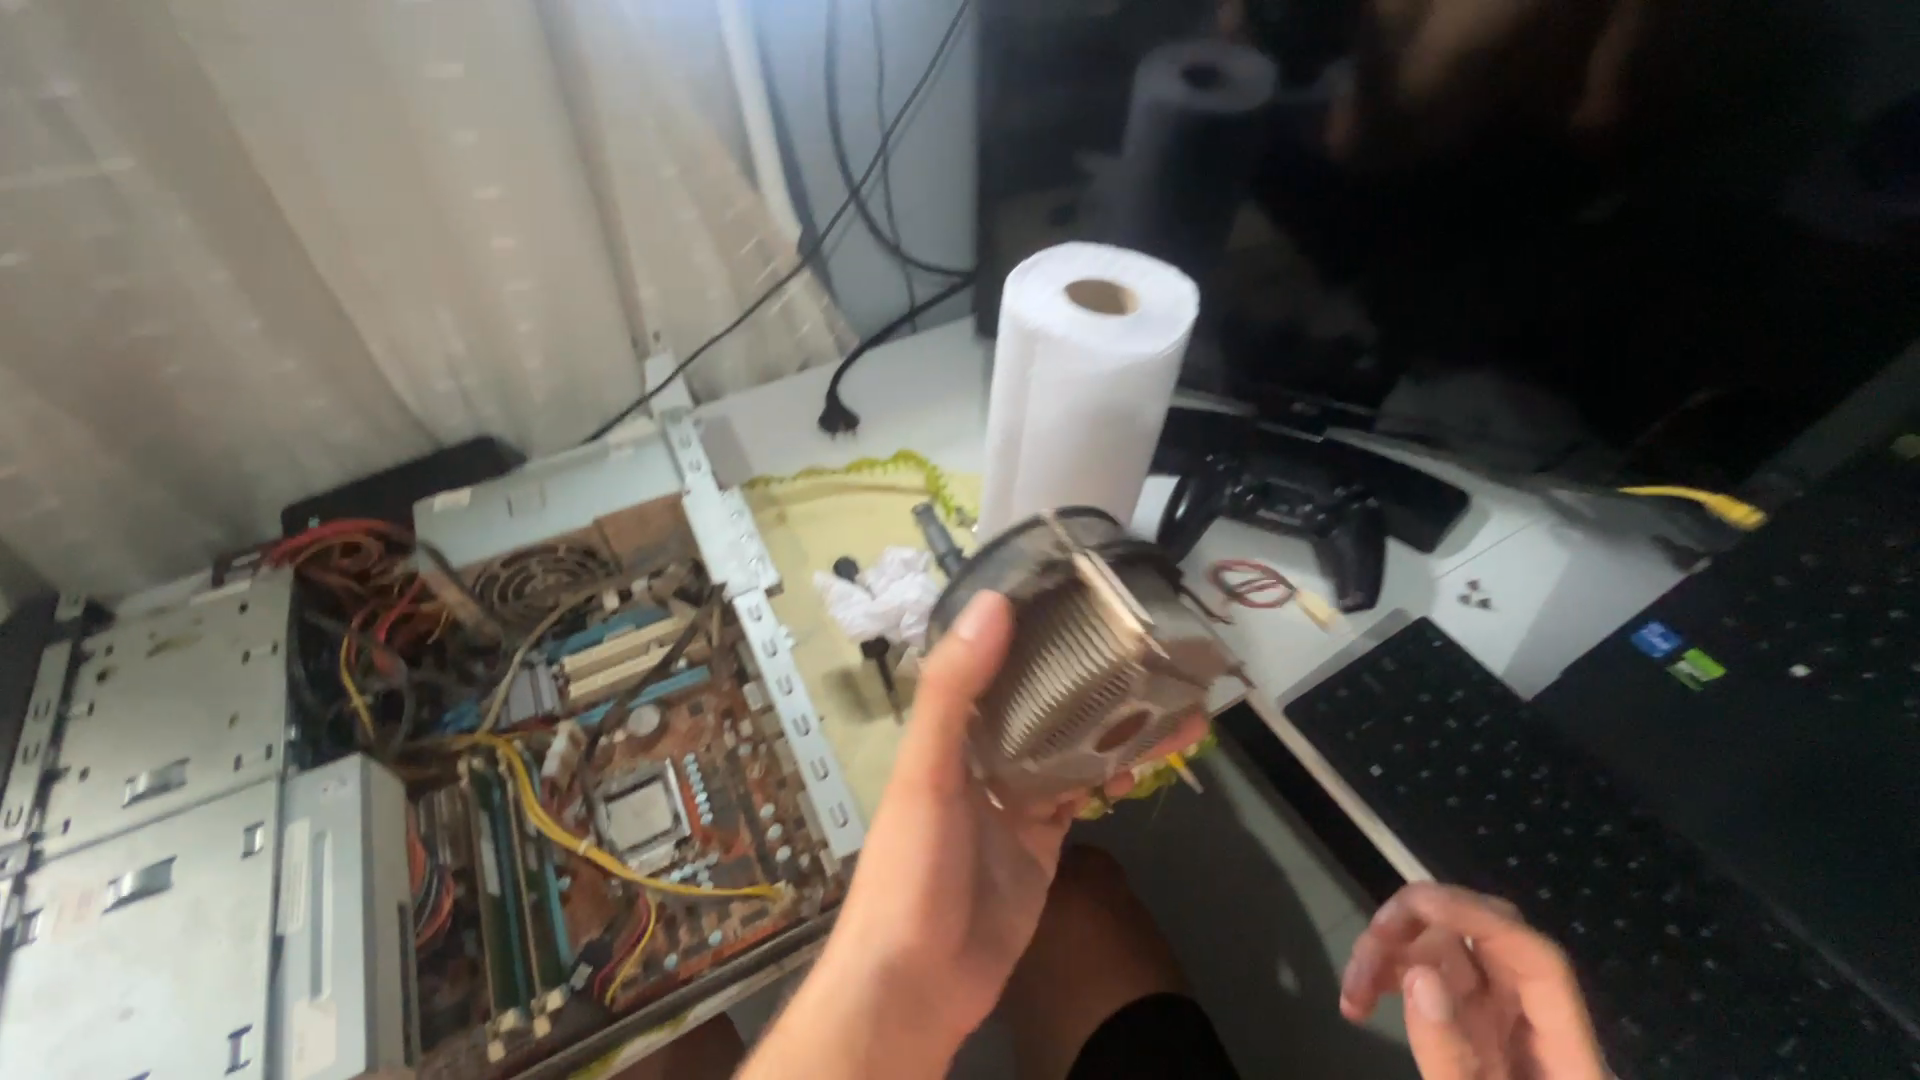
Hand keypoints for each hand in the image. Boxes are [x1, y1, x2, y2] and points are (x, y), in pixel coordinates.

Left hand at [820, 591, 1204, 1046]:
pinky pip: (1080, 795)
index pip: (999, 662)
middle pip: (1046, 703)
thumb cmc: (912, 866)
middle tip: (1151, 651)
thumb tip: (993, 601)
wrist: (916, 984)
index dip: (1039, 630)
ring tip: (1171, 699)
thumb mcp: (927, 771)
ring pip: (1070, 747)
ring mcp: (1014, 799)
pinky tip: (1145, 758)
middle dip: (1093, 678)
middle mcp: (982, 755)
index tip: (1089, 597)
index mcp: (950, 729)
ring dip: (1113, 724)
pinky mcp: (1042, 842)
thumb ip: (954, 690)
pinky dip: (1109, 775)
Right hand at [1340, 883, 1610, 1079]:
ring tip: (1352, 991)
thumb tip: (1417, 974)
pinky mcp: (1475, 1038)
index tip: (1407, 906)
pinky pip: (1435, 984)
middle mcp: (1538, 1027)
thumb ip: (1454, 1059)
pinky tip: (1361, 1004)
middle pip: (1488, 937)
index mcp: (1569, 1055)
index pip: (1533, 958)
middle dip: (1421, 925)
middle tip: (1372, 945)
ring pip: (1451, 953)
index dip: (1472, 914)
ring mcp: (1505, 1030)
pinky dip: (1394, 981)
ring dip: (1394, 955)